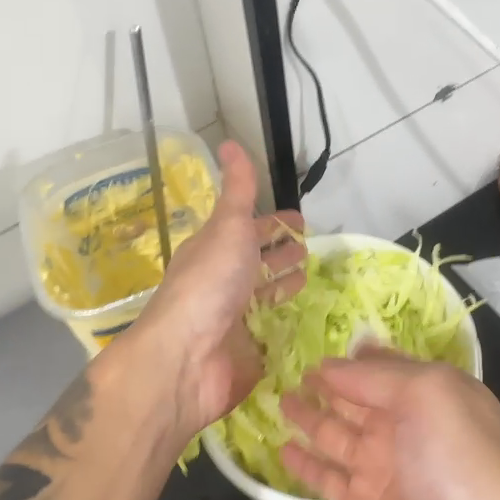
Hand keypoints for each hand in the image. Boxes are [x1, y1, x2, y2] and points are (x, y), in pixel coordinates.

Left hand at [135, 141, 304, 436]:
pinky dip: (286, 323)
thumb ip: (238, 190)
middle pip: (258, 262)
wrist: (186, 358)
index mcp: (216, 249)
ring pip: (264, 295)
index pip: (251, 229)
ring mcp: (235, 319)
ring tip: (309, 278)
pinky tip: (306, 318)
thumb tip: (230, 141)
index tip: (305, 222)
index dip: (276, 222)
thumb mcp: (227, 226)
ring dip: (284, 284)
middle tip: (313, 250)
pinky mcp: (248, 352)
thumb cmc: (209, 284)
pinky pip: (271, 332)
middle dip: (282, 252)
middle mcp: (224, 281)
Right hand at [278, 352, 499, 499]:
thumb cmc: (462, 473)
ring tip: (279, 398)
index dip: (358, 356)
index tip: (320, 342)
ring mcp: (384, 473)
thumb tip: (331, 366)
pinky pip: (326, 478)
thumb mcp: (430, 399)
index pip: (390, 366)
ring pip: (337, 433)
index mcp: (438, 397)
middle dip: (330, 382)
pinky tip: (282, 447)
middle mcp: (410, 430)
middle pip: (360, 398)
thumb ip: (378, 378)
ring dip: (310, 416)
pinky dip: (304, 462)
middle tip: (288, 364)